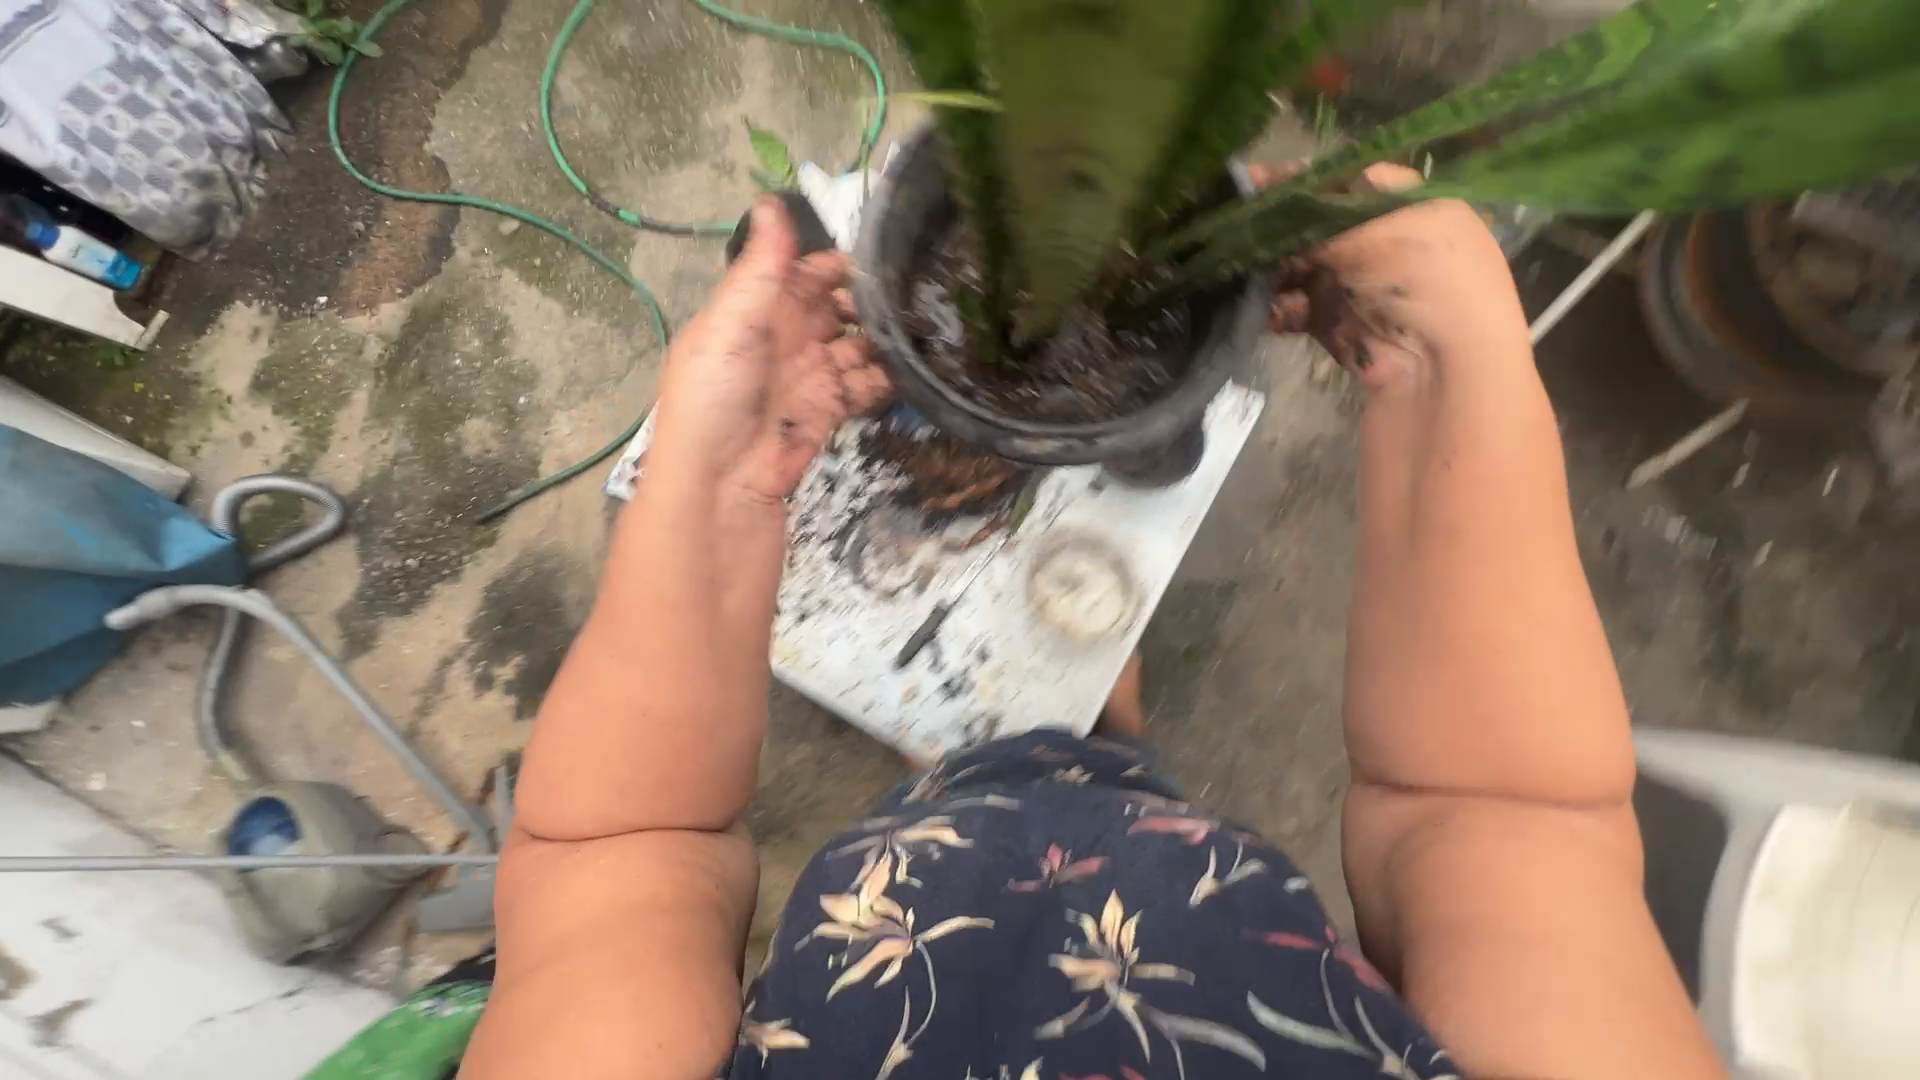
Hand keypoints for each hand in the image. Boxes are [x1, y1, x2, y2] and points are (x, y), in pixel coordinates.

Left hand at [649, 197, 890, 503]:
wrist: (722, 482)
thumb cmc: (715, 395)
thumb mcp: (730, 324)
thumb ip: (759, 268)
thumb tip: (772, 199)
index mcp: (758, 309)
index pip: (806, 274)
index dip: (840, 265)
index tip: (883, 257)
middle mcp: (789, 337)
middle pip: (840, 308)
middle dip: (871, 301)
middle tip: (915, 294)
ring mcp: (813, 375)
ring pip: (859, 346)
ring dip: (886, 339)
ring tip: (926, 328)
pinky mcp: (831, 410)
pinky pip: (866, 386)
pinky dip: (888, 378)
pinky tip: (916, 367)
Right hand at [1249, 162, 1525, 388]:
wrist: (1446, 376)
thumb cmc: (1427, 285)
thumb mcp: (1378, 234)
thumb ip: (1318, 220)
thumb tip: (1264, 205)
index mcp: (1410, 207)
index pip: (1342, 183)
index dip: (1297, 184)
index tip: (1248, 184)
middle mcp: (1385, 244)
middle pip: (1314, 229)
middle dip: (1278, 235)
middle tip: (1240, 240)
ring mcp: (1361, 290)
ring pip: (1299, 272)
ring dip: (1275, 278)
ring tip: (1256, 287)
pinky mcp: (1341, 329)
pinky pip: (1299, 312)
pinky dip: (1282, 313)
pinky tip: (1276, 317)